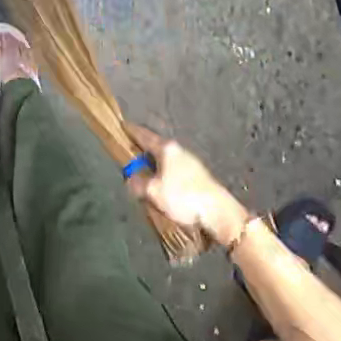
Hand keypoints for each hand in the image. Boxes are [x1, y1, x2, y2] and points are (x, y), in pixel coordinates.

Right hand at [127, 125, 251, 247]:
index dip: (131, 132)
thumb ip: (137, 182)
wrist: (219, 214)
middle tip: (129, 162)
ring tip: (144, 181)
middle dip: (141, 154)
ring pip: (165, 161)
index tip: (121, 126)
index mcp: (166, 148)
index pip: (144, 135)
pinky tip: (162, 190)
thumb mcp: (152, 191)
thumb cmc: (183, 197)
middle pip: (154, 148)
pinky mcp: (198, 176)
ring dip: (153, 168)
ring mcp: (191, 163)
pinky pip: (174, 171)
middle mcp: (179, 151)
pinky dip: (164, 176)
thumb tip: (131, 178)